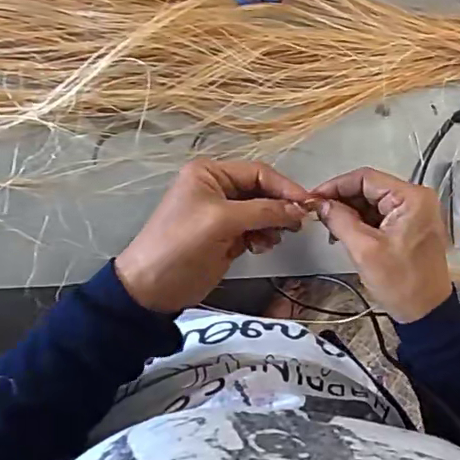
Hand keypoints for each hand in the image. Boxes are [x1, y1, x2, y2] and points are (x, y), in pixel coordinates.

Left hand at [116, 159, 313, 312]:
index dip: (284, 186)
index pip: (257, 172)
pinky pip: (255, 229)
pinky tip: (260, 247)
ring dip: (273, 224)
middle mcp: (216, 188)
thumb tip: (299, 209)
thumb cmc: (181, 245)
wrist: (152, 287)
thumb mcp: (221, 221)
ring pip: (262, 211)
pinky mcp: (226, 236)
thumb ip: (263, 211)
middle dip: (280, 206)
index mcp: (209, 173)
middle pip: (261, 191)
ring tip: (273, 239)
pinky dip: (263, 236)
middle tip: (298, 225)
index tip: (308, 204)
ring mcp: (221, 213)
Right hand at [312, 167, 452, 322]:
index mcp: (411, 197)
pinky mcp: (410, 225)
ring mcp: (415, 211)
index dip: (335, 186)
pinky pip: (379, 214)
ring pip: (371, 201)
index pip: (365, 178)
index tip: (313, 199)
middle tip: (317, 214)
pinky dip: (360, 221)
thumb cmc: (400, 281)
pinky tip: (344, 233)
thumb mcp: (364, 249)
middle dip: (341, 200)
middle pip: (369, 188)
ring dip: (349, 212)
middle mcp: (416, 198)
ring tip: (329, 228)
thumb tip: (319, 203)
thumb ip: (339, 219)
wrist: (426, 313)